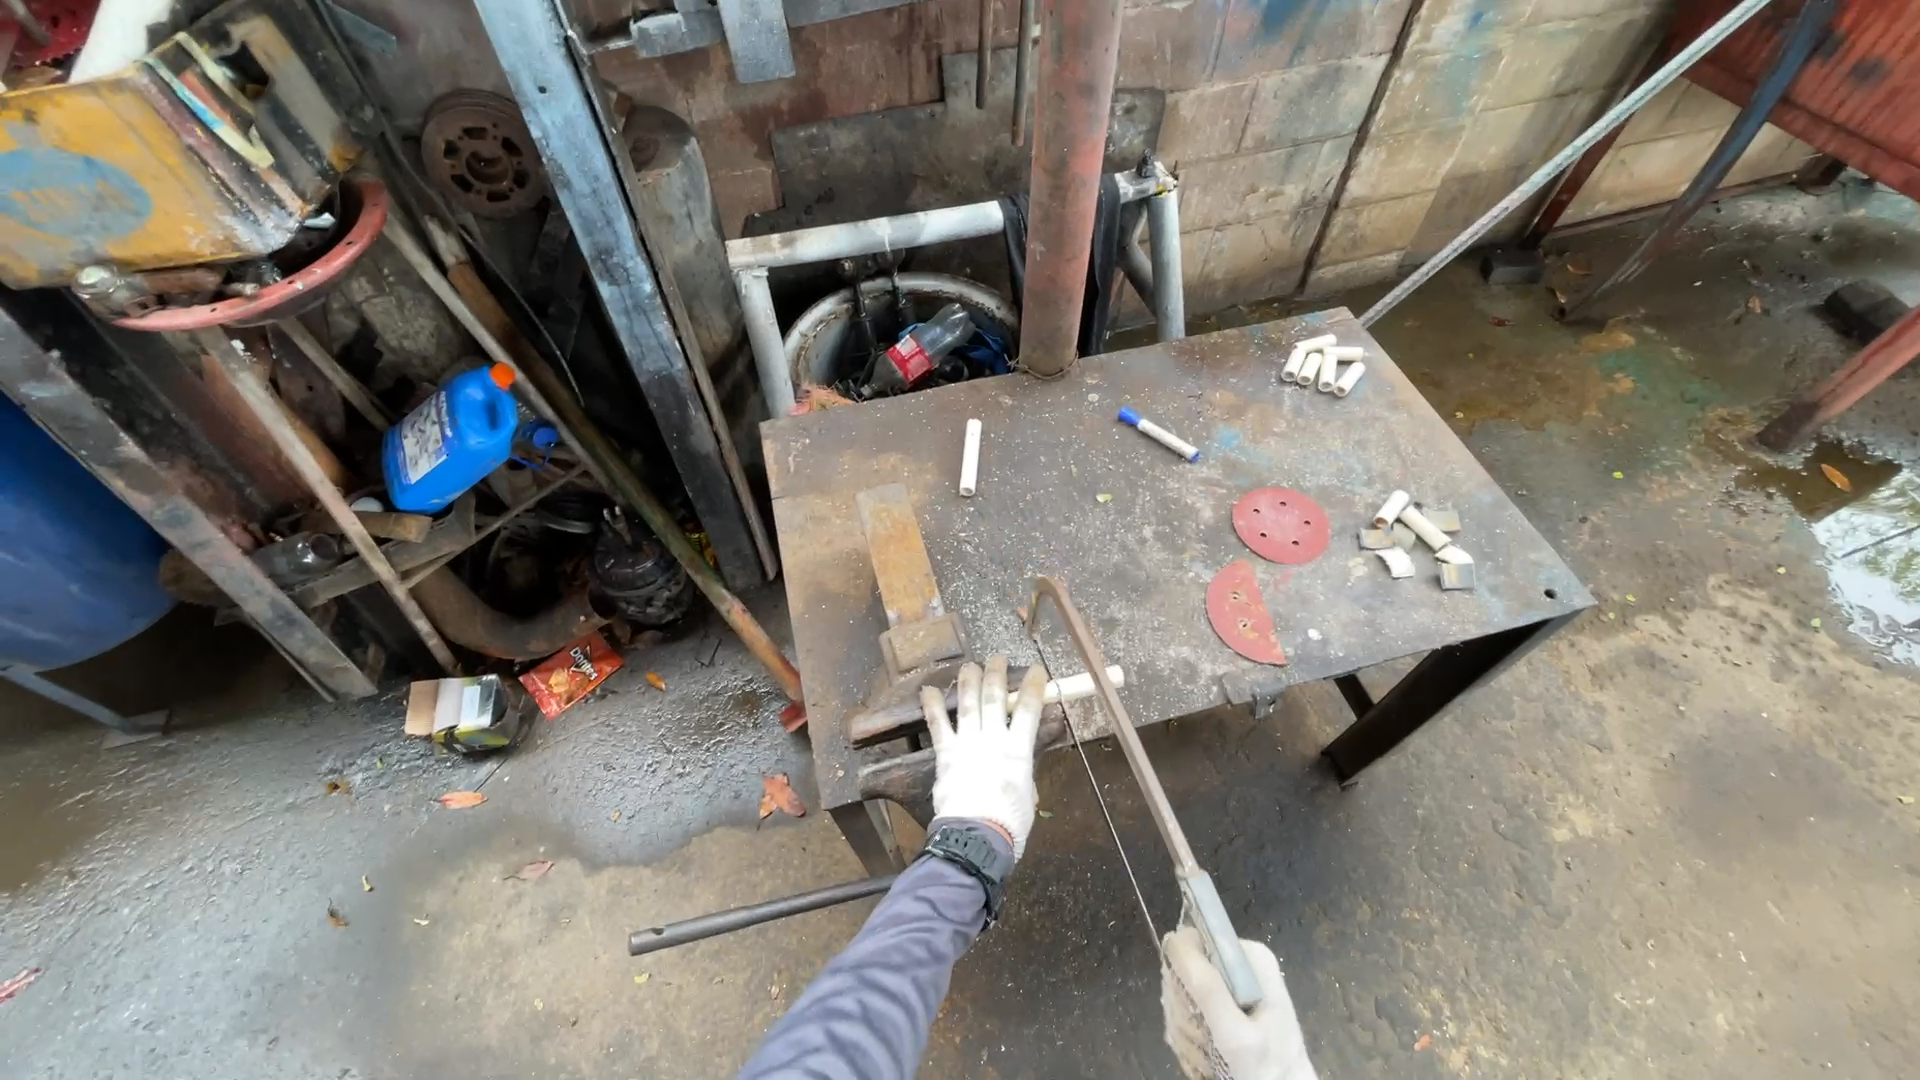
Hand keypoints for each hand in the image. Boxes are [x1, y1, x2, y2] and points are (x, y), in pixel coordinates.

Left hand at [919, 656, 1045, 858]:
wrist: (976, 836)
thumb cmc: (1009, 824)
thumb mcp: (1027, 795)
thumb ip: (1022, 773)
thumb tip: (1019, 766)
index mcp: (1018, 751)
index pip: (1029, 711)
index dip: (1034, 688)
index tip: (1037, 671)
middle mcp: (993, 740)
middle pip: (995, 699)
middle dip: (997, 675)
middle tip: (997, 659)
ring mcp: (967, 744)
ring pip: (969, 704)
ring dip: (968, 682)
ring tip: (970, 665)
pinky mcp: (946, 755)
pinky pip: (938, 725)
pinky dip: (933, 706)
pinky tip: (928, 690)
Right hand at [1161, 927, 1316, 1079]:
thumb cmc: (1267, 1069)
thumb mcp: (1237, 1034)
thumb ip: (1208, 988)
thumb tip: (1175, 940)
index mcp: (1250, 957)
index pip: (1192, 942)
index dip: (1183, 974)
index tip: (1194, 1009)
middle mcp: (1238, 966)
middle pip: (1183, 972)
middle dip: (1185, 1011)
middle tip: (1205, 1040)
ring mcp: (1228, 987)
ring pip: (1180, 996)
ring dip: (1186, 1030)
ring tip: (1209, 1055)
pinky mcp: (1219, 1008)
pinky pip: (1185, 1014)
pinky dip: (1189, 1040)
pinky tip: (1206, 1058)